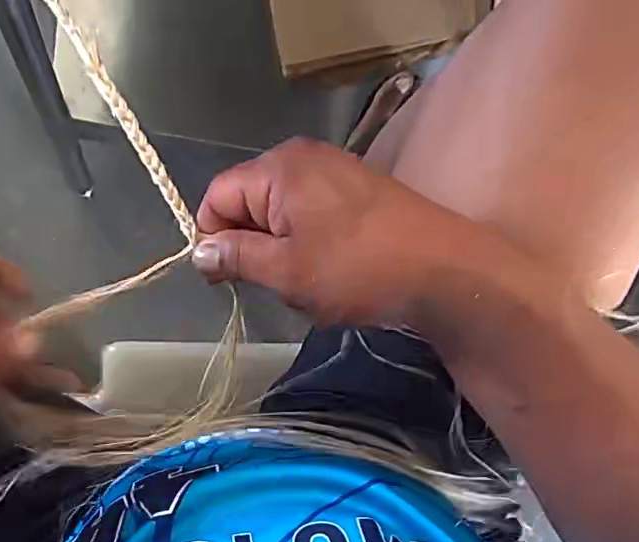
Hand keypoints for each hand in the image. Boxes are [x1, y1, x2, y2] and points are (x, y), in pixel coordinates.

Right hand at [194, 138, 536, 326]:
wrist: (440, 271)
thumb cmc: (354, 269)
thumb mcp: (284, 270)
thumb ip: (236, 256)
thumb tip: (198, 250)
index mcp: (279, 168)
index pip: (217, 196)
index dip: (211, 238)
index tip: (223, 279)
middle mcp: (302, 159)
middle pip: (246, 203)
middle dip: (247, 247)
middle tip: (268, 284)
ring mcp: (332, 173)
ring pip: (276, 216)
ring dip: (277, 254)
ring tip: (302, 282)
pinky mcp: (354, 193)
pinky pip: (306, 219)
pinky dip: (303, 248)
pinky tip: (325, 273)